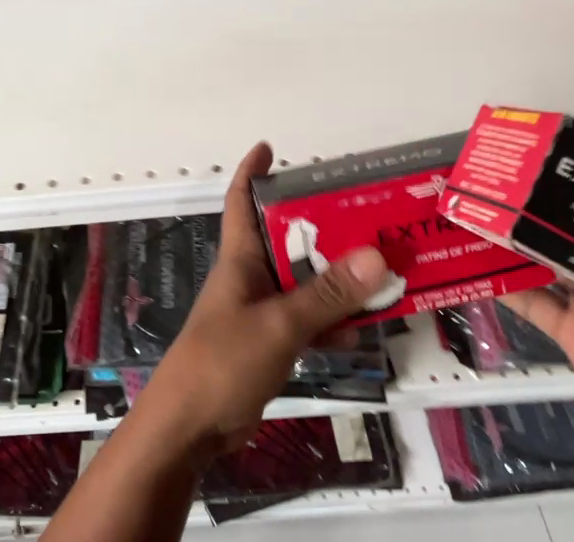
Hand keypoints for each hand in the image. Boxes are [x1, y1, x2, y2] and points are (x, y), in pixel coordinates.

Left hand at [136, 142, 390, 460]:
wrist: (191, 427)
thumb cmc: (223, 361)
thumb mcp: (280, 324)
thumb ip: (327, 294)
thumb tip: (377, 254)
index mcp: (240, 259)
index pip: (240, 201)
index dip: (251, 171)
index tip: (270, 147)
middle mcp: (250, 277)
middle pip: (287, 239)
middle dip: (321, 225)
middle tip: (365, 211)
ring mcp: (259, 312)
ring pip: (304, 282)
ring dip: (336, 278)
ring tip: (382, 266)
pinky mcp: (269, 344)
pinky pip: (307, 322)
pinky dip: (332, 323)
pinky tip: (364, 329)